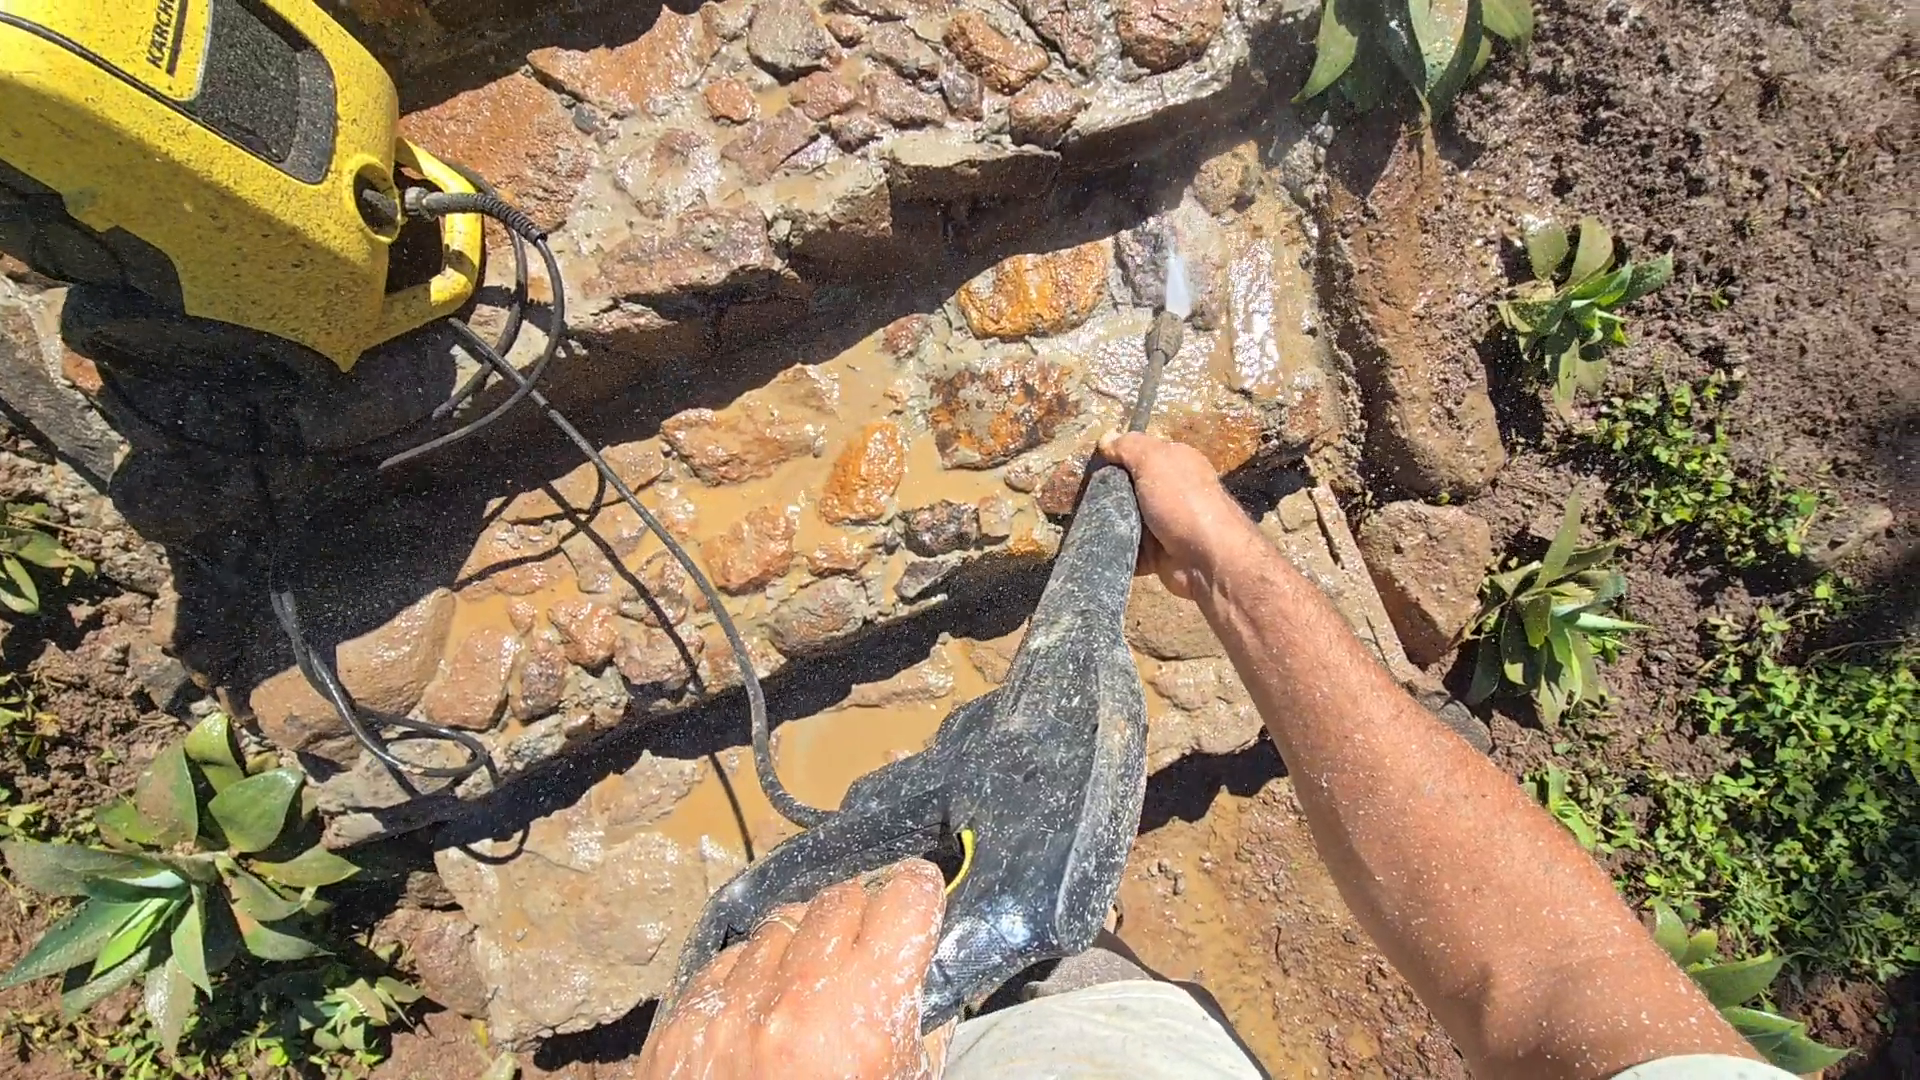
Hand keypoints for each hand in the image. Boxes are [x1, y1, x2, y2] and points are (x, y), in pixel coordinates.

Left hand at [638, 859, 950, 1079]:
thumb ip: (920, 1022)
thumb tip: (922, 958)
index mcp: (861, 1019)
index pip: (904, 900)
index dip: (918, 891)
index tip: (919, 892)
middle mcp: (794, 1000)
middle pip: (842, 898)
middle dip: (861, 916)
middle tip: (864, 949)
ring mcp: (731, 1008)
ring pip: (783, 921)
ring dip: (803, 943)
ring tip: (806, 987)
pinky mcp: (681, 1025)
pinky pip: (730, 959)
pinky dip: (752, 973)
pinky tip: (760, 1010)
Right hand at [1098, 432, 1254, 600]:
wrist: (1207, 559)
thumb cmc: (1183, 503)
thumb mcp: (1154, 461)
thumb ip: (1129, 446)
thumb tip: (1106, 438)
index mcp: (1176, 464)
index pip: (1139, 455)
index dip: (1115, 459)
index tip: (1090, 468)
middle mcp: (1171, 492)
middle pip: (1128, 489)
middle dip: (1106, 494)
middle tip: (1082, 498)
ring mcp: (1164, 524)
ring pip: (1125, 520)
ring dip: (1107, 524)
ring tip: (1083, 524)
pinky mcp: (1156, 554)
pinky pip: (1127, 548)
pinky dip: (1115, 549)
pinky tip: (1095, 546)